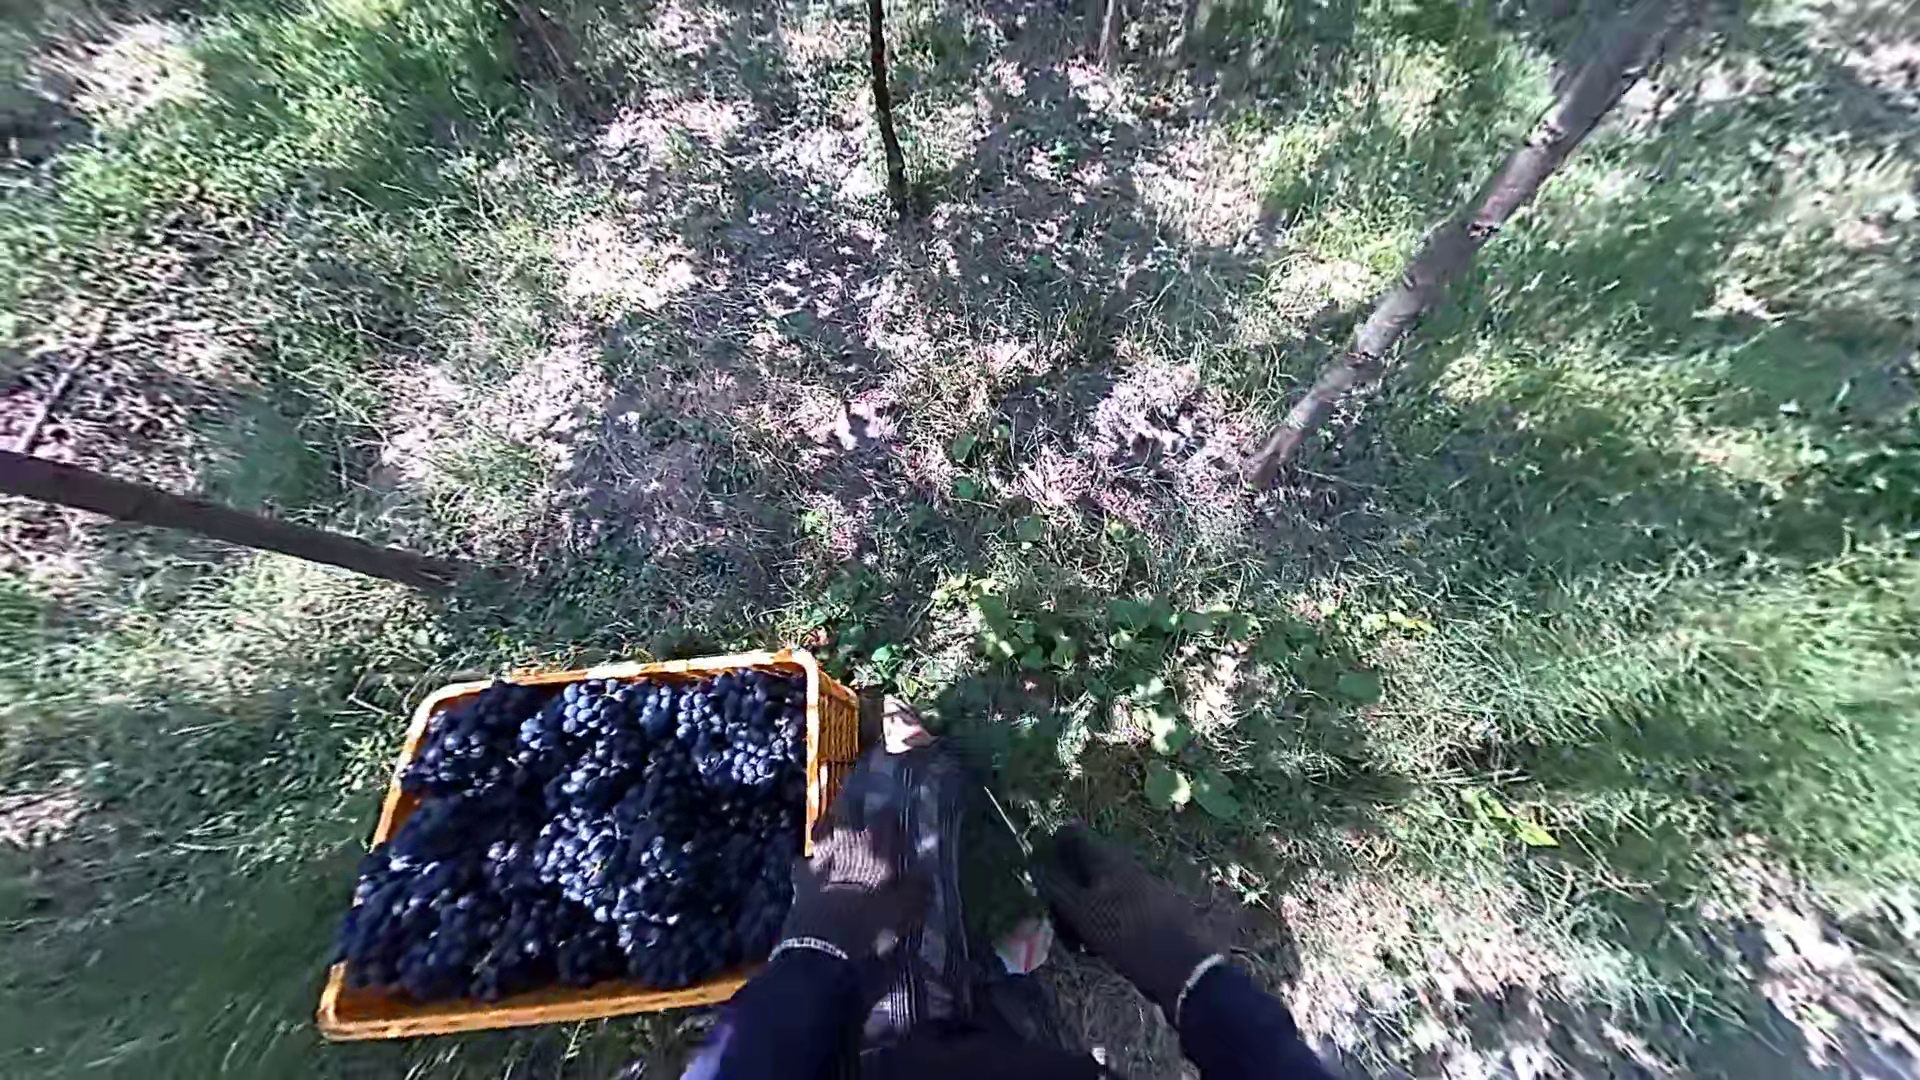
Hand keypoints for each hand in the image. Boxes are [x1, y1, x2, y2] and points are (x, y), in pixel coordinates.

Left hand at [777, 754, 929, 963]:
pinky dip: (810, 866)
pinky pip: (805, 863)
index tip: (899, 823)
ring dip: (833, 837)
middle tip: (866, 831)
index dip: (893, 819)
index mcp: (874, 844)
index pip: (887, 818)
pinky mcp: (801, 877)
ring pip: (826, 834)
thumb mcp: (904, 911)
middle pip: (853, 819)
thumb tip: (926, 869)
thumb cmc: (871, 927)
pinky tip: (813, 872)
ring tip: (839, 844)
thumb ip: (917, 886)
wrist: (822, 952)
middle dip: (859, 821)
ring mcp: (820, 856)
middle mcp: (846, 841)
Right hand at [1036, 823, 1221, 1012]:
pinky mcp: (1143, 907)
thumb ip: (1056, 885)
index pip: (1069, 832)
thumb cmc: (1128, 934)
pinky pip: (1109, 904)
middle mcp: (1119, 863)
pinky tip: (1094, 947)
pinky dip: (1096, 920)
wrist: (1185, 969)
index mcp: (1105, 855)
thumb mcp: (1083, 912)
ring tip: (1074, 941)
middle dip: (1062, 888)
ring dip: (1077, 909)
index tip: (1038, 875)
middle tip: (1055, 919)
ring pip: (1093, 887)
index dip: (1049, 847)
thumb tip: (1032, 862)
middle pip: (1079, 863)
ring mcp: (1133, 884)